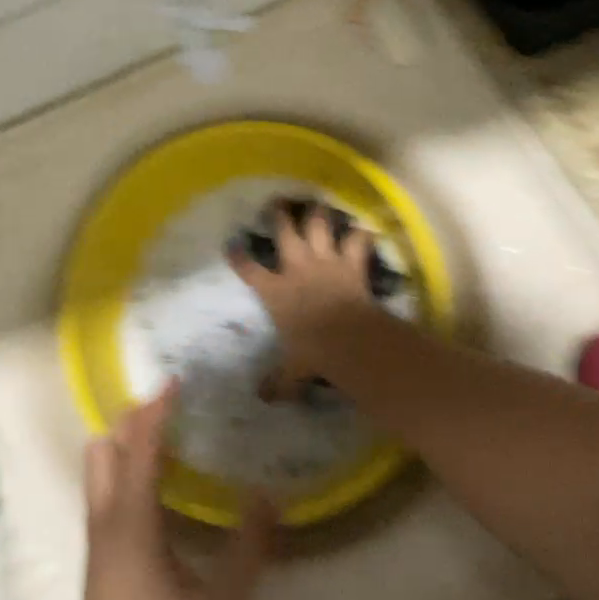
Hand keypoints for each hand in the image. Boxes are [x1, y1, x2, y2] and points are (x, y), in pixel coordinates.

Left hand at [83, 388, 274, 599]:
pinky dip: (126, 475)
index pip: (138, 448)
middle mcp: (103, 523)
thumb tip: (269, 495)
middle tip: (171, 410)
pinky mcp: (97, 560)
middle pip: (103, 448)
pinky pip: (104, 497)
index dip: (155, 410)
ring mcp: (95, 542)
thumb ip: (247, 547)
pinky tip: (160, 491)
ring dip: (127, 449)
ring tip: (169, 444)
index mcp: (129, 523)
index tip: (176, 380)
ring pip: (99, 473)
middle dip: (133, 421)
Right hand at [230, 200, 379, 388]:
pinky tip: (366, 228)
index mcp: (275, 291)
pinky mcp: (351, 263)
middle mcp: (297, 268)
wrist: (348, 338)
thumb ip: (278, 382)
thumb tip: (263, 398)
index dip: (239, 257)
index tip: (232, 244)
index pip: (250, 269)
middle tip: (277, 202)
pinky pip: (358, 242)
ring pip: (318, 226)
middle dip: (279, 214)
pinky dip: (362, 234)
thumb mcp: (292, 371)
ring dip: (318, 214)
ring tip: (317, 203)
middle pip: (284, 232)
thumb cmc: (313, 352)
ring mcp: (325, 261)